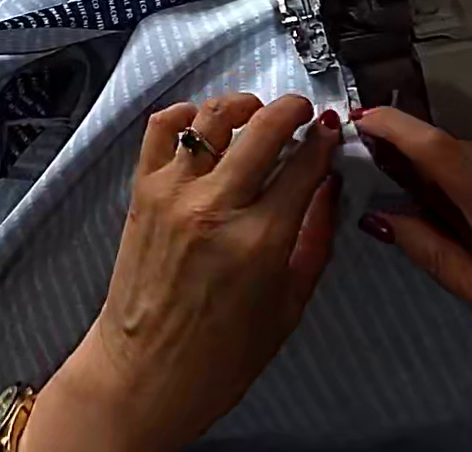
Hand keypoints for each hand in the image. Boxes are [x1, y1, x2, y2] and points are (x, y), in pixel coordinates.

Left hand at [22, 94, 341, 451]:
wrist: (146, 368)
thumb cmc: (224, 352)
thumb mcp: (289, 304)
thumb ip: (314, 237)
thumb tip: (329, 183)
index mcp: (259, 242)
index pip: (302, 168)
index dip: (321, 141)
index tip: (329, 129)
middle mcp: (214, 206)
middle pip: (260, 130)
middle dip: (289, 109)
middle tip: (299, 108)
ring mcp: (173, 191)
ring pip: (209, 119)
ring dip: (239, 103)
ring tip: (254, 109)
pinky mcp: (142, 187)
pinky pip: (159, 129)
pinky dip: (181, 113)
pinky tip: (200, 119)